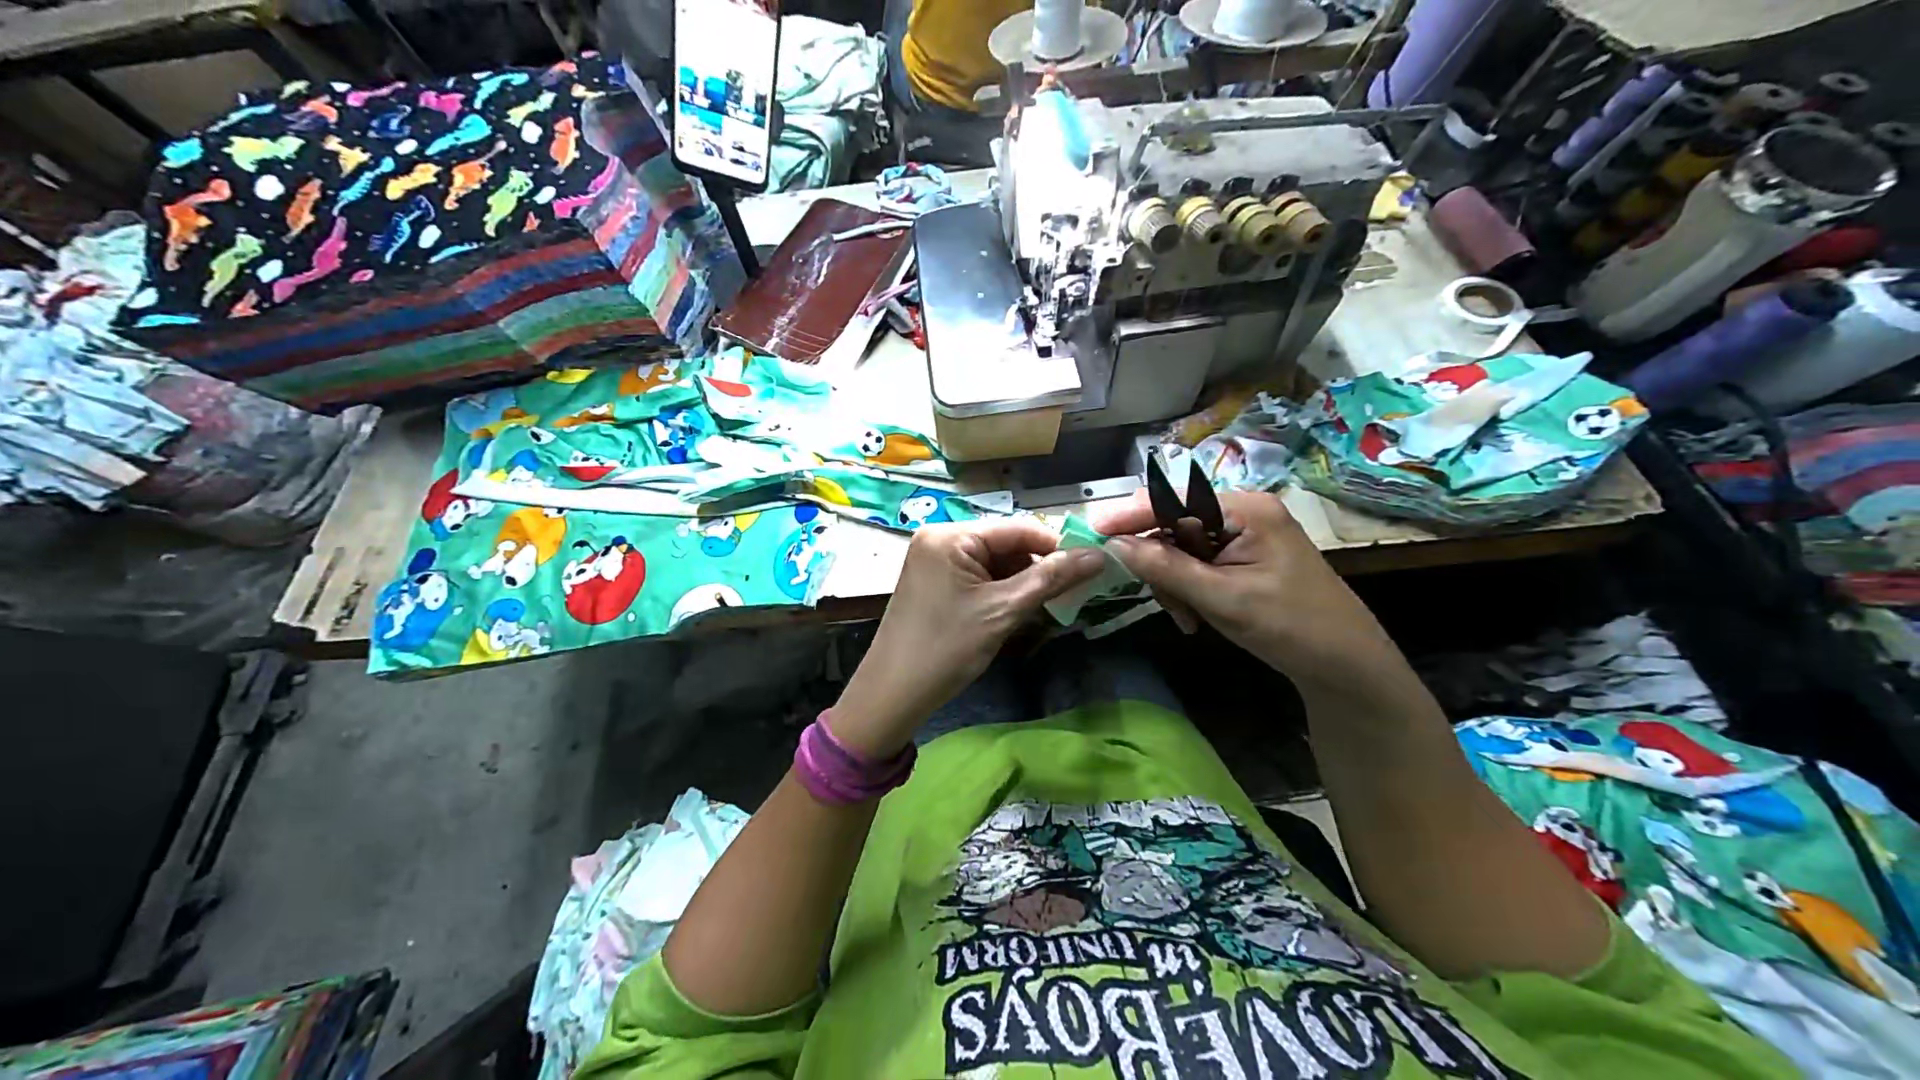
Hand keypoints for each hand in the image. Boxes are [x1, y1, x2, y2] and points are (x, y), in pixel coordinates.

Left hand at [832, 518, 1103, 757]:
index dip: (1057, 546)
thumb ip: (1050, 579)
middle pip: (1005, 542)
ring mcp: (934, 559)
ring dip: (1021, 581)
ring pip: (994, 561)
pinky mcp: (934, 580)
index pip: (1017, 528)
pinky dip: (1001, 590)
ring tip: (1047, 605)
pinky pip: (977, 575)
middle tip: (1072, 592)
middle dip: (1038, 567)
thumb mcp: (1003, 611)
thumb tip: (1097, 555)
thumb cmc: (947, 648)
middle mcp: (939, 537)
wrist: (893, 692)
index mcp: (951, 535)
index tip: (1092, 565)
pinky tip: (1017, 610)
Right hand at [1091, 491, 1404, 694]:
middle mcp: (1242, 512)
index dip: (1130, 516)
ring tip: (1188, 619)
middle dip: (1161, 566)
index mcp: (1244, 509)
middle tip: (1166, 604)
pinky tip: (1196, 616)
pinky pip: (1197, 563)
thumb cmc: (1289, 626)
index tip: (1092, 530)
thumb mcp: (1222, 598)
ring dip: (1174, 584)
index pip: (1172, 501)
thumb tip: (1114, 544)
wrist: (1345, 664)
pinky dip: (1189, 590)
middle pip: (1174, 525)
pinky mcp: (1243, 556)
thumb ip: (1166, 568)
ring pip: (1181, 549)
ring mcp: (1244, 534)